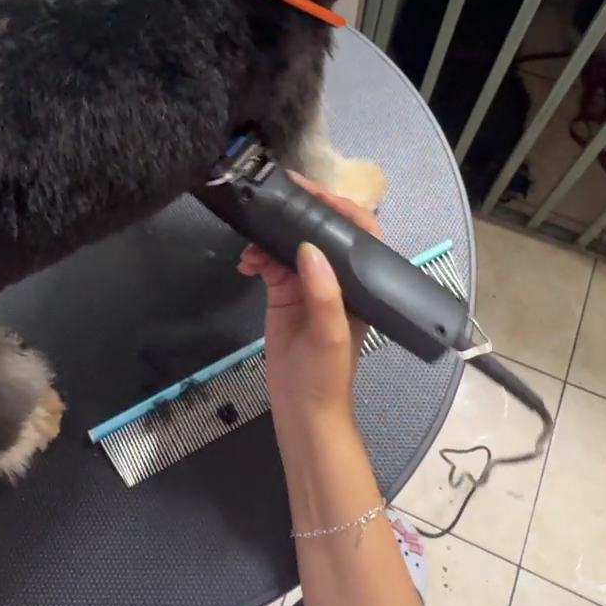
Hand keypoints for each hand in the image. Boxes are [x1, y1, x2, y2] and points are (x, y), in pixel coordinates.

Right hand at [236, 174, 380, 423]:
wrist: (302, 411)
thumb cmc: (326, 375)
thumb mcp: (329, 333)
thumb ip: (323, 291)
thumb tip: (308, 247)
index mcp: (358, 283)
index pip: (360, 235)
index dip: (342, 209)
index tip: (316, 194)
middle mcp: (335, 278)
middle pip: (322, 233)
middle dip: (300, 215)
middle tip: (276, 199)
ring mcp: (307, 285)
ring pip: (291, 245)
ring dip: (270, 239)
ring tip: (252, 250)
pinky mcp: (283, 295)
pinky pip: (270, 264)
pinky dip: (257, 258)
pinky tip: (246, 263)